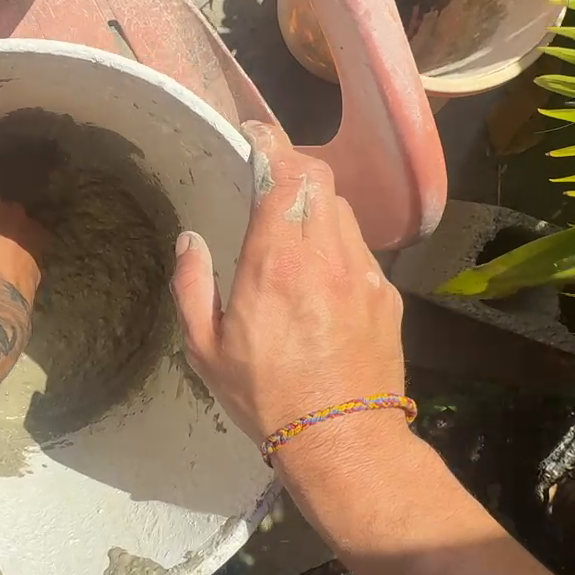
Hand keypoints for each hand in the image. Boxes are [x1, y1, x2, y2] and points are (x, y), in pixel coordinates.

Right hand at [170, 120, 404, 445]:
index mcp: (274, 263)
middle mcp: (324, 255)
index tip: (254, 133)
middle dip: (292, 166)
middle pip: (319, 179)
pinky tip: (317, 276)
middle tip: (267, 176)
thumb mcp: (204, 348)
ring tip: (290, 228)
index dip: (270, 144)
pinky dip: (334, 241)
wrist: (342, 441)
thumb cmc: (264, 396)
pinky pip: (357, 247)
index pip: (282, 176)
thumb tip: (189, 239)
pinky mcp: (384, 293)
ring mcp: (361, 272)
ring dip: (313, 204)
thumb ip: (191, 285)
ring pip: (341, 210)